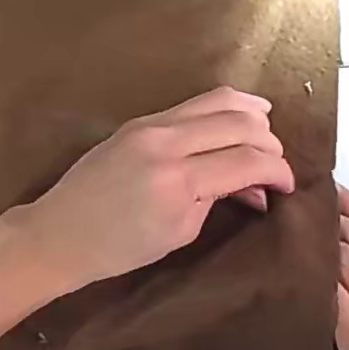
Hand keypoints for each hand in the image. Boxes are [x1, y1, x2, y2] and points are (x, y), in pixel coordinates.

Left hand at [11, 86, 295, 291]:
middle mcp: (166, 142)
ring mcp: (150, 125)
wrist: (59, 233)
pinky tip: (234, 121)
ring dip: (251, 114)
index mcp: (178, 181)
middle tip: (276, 165)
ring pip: (219, 100)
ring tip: (265, 133)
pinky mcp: (138, 121)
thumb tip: (254, 185)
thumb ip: (219, 199)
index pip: (249, 160)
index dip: (279, 171)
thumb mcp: (179, 233)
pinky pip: (192, 105)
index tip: (288, 185)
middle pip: (241, 120)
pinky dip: (222, 110)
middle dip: (270, 142)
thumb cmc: (118, 249)